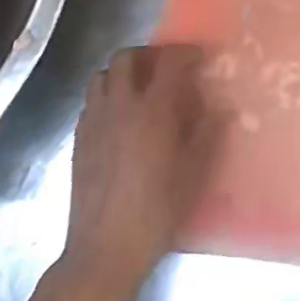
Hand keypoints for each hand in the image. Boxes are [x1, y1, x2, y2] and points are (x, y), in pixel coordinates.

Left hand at [59, 45, 223, 291]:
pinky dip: (109, 97)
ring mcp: (94, 122)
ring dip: (124, 73)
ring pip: (102, 76)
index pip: (169, 62)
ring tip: (143, 90)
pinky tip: (123, 119)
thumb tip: (221, 108)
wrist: (105, 248)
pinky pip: (91, 102)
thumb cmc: (158, 209)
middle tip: (168, 68)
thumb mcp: (195, 170)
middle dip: (150, 55)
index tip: (200, 57)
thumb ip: (208, 132)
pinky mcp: (78, 140)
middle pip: (127, 58)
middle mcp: (120, 107)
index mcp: (153, 111)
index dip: (186, 52)